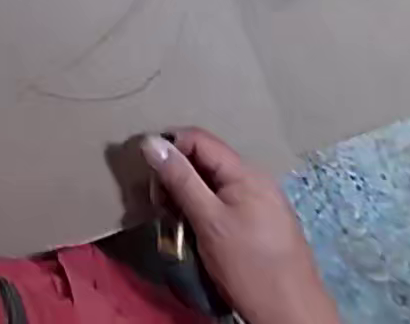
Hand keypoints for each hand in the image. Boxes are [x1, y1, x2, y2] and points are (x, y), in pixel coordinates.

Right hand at [140, 127, 339, 323]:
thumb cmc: (251, 270)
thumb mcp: (209, 221)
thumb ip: (179, 178)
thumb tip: (149, 140)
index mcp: (246, 173)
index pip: (197, 138)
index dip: (170, 148)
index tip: (152, 175)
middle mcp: (255, 181)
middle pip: (204, 159)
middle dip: (176, 174)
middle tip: (161, 203)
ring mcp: (260, 203)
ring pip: (211, 181)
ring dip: (187, 193)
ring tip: (176, 219)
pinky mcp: (260, 225)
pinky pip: (223, 200)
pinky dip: (203, 208)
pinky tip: (196, 229)